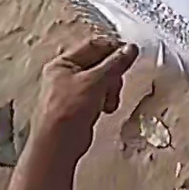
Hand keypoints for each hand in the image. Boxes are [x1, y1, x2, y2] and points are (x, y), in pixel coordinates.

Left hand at [33, 35, 138, 158]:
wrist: (59, 144)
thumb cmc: (65, 113)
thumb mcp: (95, 81)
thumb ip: (114, 63)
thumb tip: (128, 50)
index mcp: (63, 63)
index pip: (93, 45)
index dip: (113, 47)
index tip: (129, 52)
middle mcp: (66, 75)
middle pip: (99, 63)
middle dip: (112, 74)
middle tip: (116, 81)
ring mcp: (73, 91)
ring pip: (102, 80)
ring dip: (110, 89)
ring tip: (108, 99)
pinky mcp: (81, 106)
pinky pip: (100, 95)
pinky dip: (106, 100)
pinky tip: (105, 107)